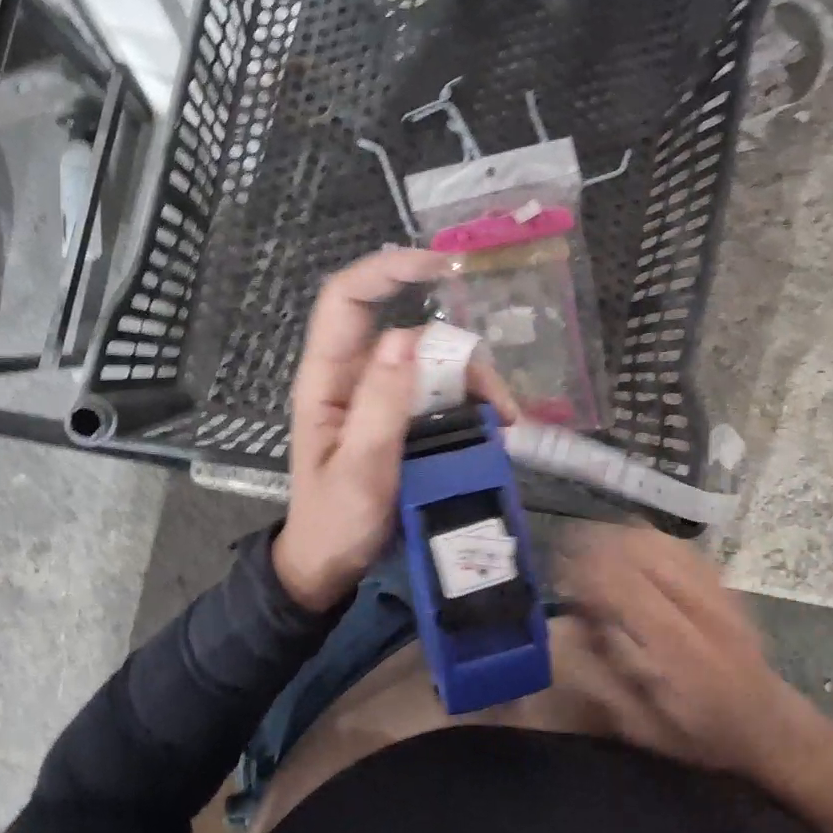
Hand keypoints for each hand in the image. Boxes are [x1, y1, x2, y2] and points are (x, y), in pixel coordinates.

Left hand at [274, 248, 515, 611]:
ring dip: (472, 380)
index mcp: (327, 377)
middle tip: (491, 384)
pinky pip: (445, 393)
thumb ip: (381, 405)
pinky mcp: (407, 419)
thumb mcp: (359, 469)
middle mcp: (356, 376)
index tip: (439, 264)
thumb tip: (406, 338)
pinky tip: (500, 426)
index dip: (387, 270)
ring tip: (504, 419)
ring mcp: (384, 397)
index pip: (347, 299)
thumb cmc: (335, 520)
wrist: (334, 567)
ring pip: (434, 362)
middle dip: (452, 345)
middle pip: (405, 328)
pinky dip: (474, 402)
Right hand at [562, 526, 810, 773]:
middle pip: (636, 550)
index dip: (583, 573)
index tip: (557, 580)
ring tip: (590, 559)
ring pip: (653, 539)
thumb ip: (600, 676)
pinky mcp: (720, 577)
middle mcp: (698, 608)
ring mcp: (713, 587)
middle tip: (567, 568)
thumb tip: (564, 628)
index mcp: (678, 650)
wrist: (768, 724)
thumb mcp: (642, 726)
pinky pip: (672, 542)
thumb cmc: (698, 733)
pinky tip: (625, 554)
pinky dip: (640, 540)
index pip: (624, 586)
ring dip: (612, 540)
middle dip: (592, 550)